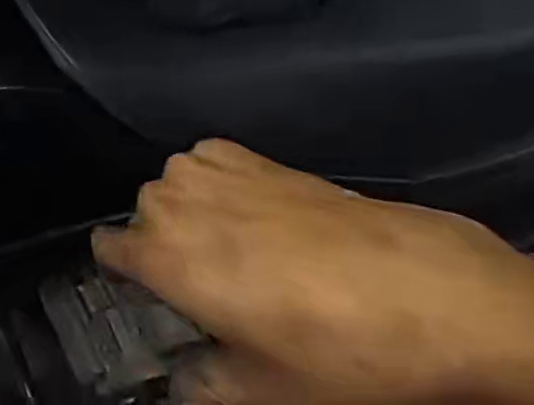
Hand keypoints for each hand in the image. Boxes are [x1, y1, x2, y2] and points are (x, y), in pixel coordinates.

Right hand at [91, 140, 533, 404]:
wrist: (428, 288)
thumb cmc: (342, 350)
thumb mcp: (270, 395)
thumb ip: (203, 388)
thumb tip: (185, 380)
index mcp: (162, 255)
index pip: (106, 250)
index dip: (123, 276)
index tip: (151, 295)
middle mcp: (169, 200)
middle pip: (143, 221)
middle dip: (167, 248)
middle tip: (217, 286)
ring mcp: (205, 168)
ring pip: (174, 191)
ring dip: (192, 215)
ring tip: (245, 248)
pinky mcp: (243, 152)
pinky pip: (206, 166)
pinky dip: (219, 187)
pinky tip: (263, 215)